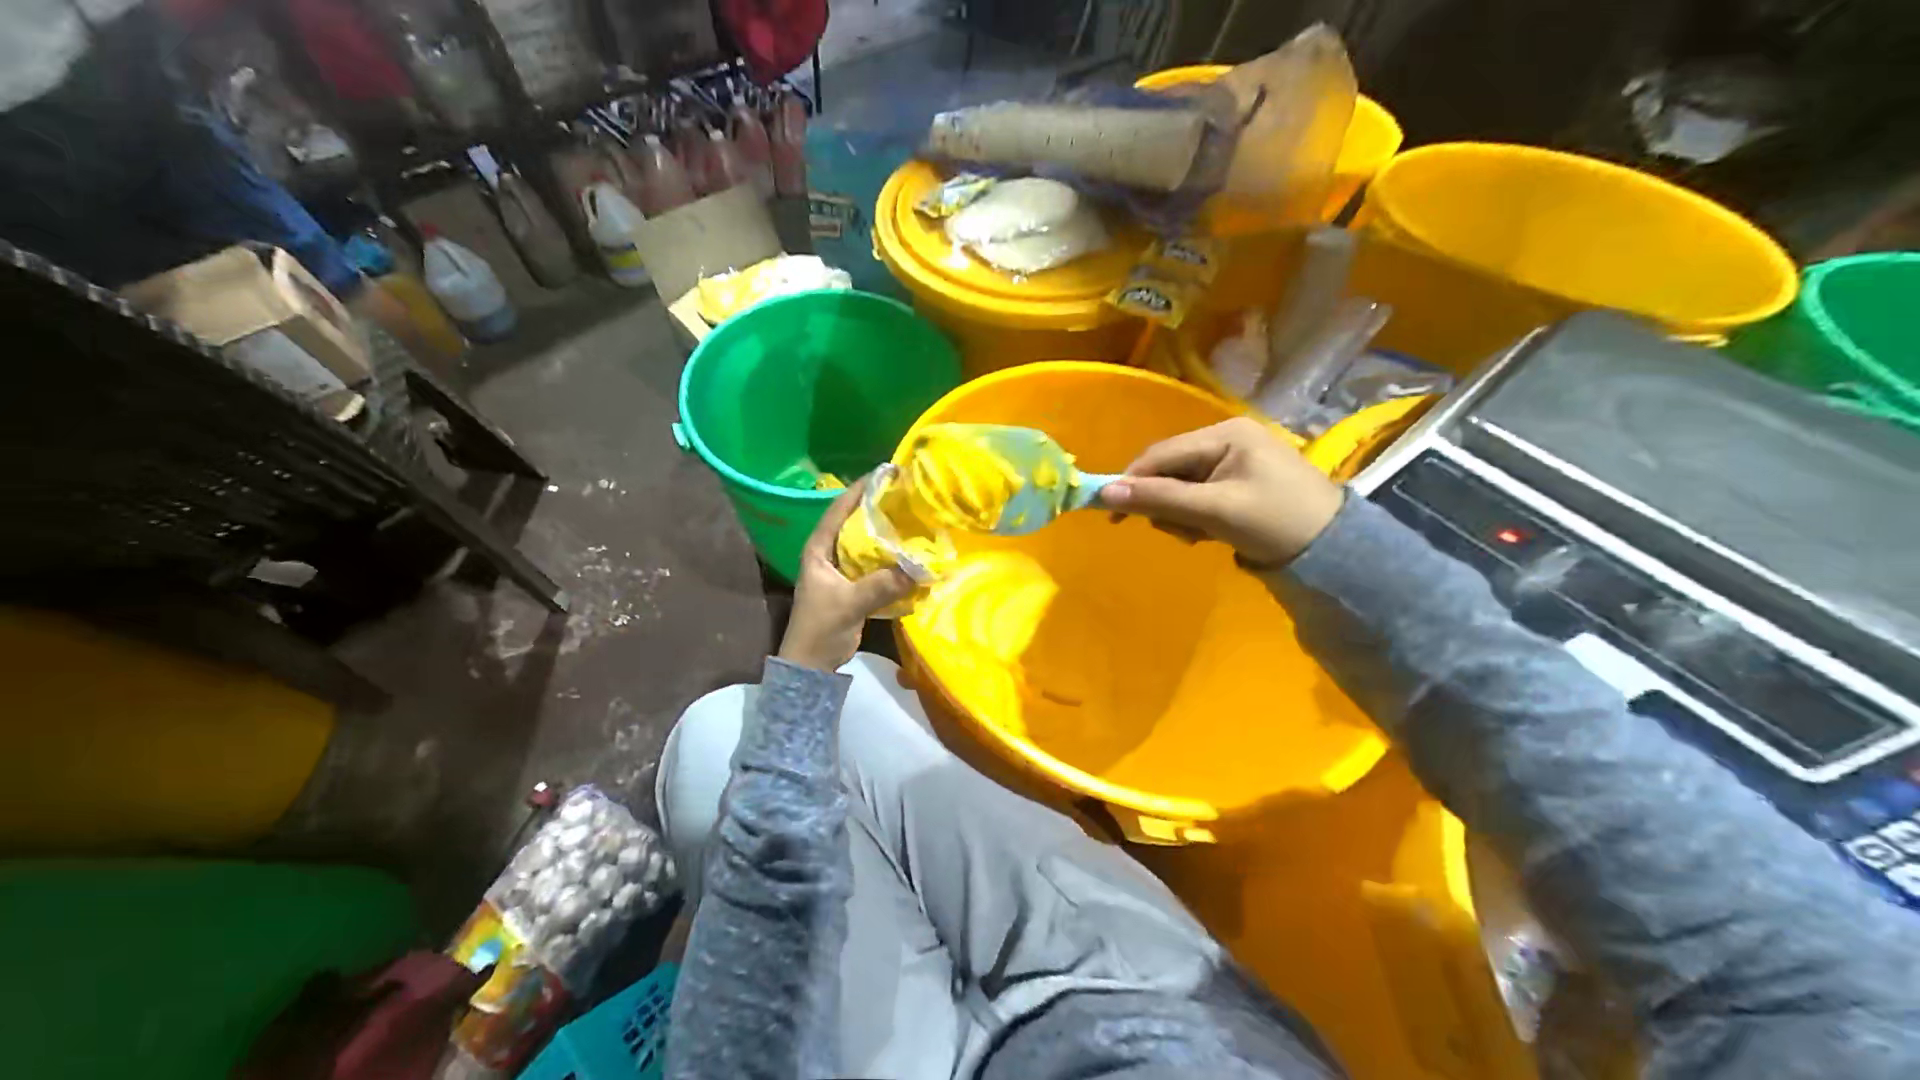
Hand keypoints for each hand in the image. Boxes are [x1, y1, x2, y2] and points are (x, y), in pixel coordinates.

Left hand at [778, 475, 916, 671]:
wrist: (812, 666)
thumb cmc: (820, 629)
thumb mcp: (849, 604)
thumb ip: (882, 585)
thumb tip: (920, 568)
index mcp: (818, 549)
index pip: (838, 509)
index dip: (859, 489)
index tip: (884, 473)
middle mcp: (829, 553)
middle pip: (855, 522)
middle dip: (879, 508)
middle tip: (908, 494)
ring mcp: (842, 570)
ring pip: (867, 543)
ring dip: (887, 534)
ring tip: (915, 518)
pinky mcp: (855, 586)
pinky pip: (876, 564)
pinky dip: (892, 558)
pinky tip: (913, 554)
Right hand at [1100, 417, 1343, 567]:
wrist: (1336, 552)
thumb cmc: (1276, 523)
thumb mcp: (1214, 511)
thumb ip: (1159, 499)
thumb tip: (1105, 494)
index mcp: (1225, 434)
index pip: (1161, 454)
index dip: (1131, 482)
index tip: (1111, 514)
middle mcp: (1227, 438)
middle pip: (1170, 469)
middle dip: (1164, 503)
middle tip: (1178, 531)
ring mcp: (1234, 460)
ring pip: (1181, 486)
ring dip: (1180, 514)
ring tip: (1201, 535)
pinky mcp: (1239, 482)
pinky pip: (1199, 495)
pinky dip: (1196, 517)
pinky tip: (1211, 533)